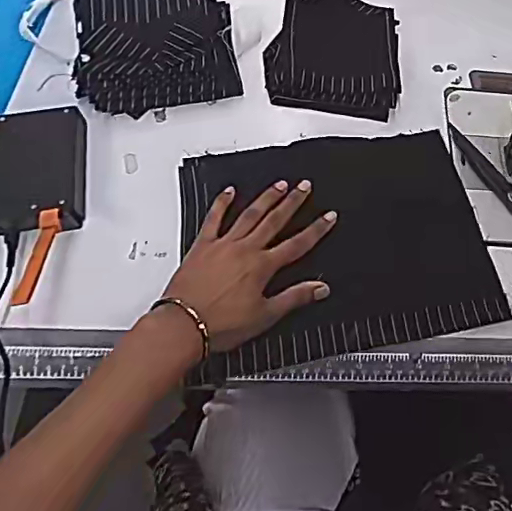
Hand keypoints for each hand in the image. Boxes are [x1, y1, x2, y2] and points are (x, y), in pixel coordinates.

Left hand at [158, 180, 335, 357]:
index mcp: (262, 267)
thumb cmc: (220, 324)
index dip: (316, 229)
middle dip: (292, 202)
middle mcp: (245, 250)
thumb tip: (319, 288)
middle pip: (275, 220)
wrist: (184, 325)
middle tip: (304, 186)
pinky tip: (229, 192)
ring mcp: (223, 245)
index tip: (327, 217)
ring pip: (249, 214)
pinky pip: (214, 218)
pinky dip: (222, 203)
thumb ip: (294, 298)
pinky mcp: (203, 246)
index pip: (297, 244)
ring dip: (266, 198)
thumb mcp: (265, 316)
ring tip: (279, 185)